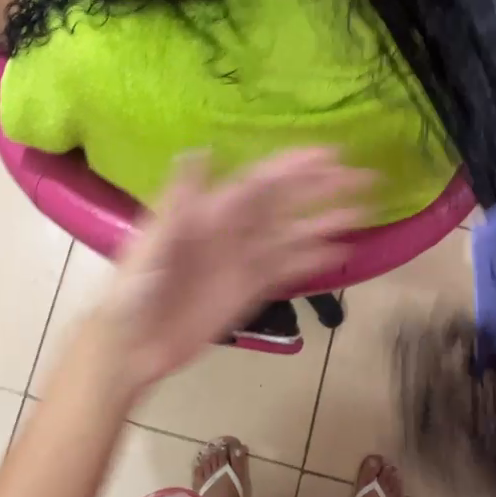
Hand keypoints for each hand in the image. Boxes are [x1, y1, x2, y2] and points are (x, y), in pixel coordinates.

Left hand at [92, 149, 371, 392]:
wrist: (131, 344)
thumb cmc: (133, 289)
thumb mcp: (153, 242)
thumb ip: (179, 201)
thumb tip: (199, 151)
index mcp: (208, 212)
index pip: (260, 183)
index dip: (294, 167)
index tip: (330, 154)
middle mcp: (231, 230)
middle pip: (284, 204)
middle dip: (321, 189)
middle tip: (362, 176)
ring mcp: (243, 261)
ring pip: (292, 236)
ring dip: (326, 223)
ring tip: (364, 213)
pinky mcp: (249, 291)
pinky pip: (287, 270)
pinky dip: (313, 260)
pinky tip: (342, 253)